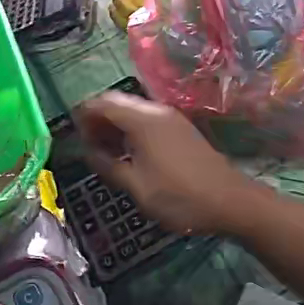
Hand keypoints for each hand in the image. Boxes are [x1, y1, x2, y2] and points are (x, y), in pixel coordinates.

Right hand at [74, 92, 263, 234]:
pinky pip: (148, 120)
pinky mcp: (181, 129)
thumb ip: (108, 166)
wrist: (231, 202)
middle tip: (87, 144)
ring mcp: (172, 118)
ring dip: (115, 125)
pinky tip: (129, 154)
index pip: (102, 103)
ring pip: (133, 112)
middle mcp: (156, 111)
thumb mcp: (137, 187)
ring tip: (104, 151)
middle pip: (118, 103)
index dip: (83, 114)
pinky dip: (132, 130)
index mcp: (143, 120)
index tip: (72, 133)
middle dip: (98, 119)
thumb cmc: (180, 197)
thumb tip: (88, 152)